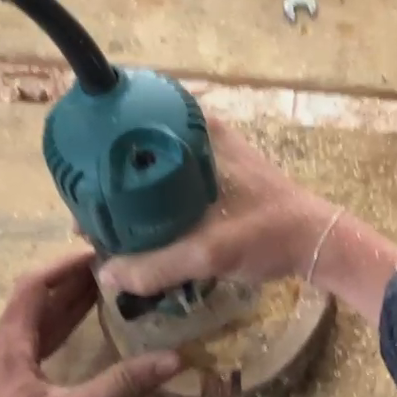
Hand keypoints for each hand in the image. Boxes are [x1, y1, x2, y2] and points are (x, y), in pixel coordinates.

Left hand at [0, 249, 181, 396]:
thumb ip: (124, 383)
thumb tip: (174, 359)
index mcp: (5, 349)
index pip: (33, 287)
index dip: (65, 266)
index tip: (99, 252)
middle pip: (31, 306)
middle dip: (71, 287)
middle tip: (112, 271)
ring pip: (27, 330)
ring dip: (61, 313)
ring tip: (101, 296)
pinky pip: (23, 352)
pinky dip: (51, 338)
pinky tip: (74, 341)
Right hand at [96, 118, 338, 296]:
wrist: (318, 243)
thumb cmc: (268, 235)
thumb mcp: (209, 253)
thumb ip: (156, 266)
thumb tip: (106, 276)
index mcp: (199, 136)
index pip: (135, 120)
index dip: (102, 145)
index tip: (78, 175)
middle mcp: (202, 137)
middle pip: (142, 147)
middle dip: (113, 177)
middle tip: (90, 210)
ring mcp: (212, 157)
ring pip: (158, 167)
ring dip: (135, 191)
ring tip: (108, 223)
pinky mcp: (220, 180)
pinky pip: (174, 183)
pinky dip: (156, 201)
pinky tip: (142, 228)